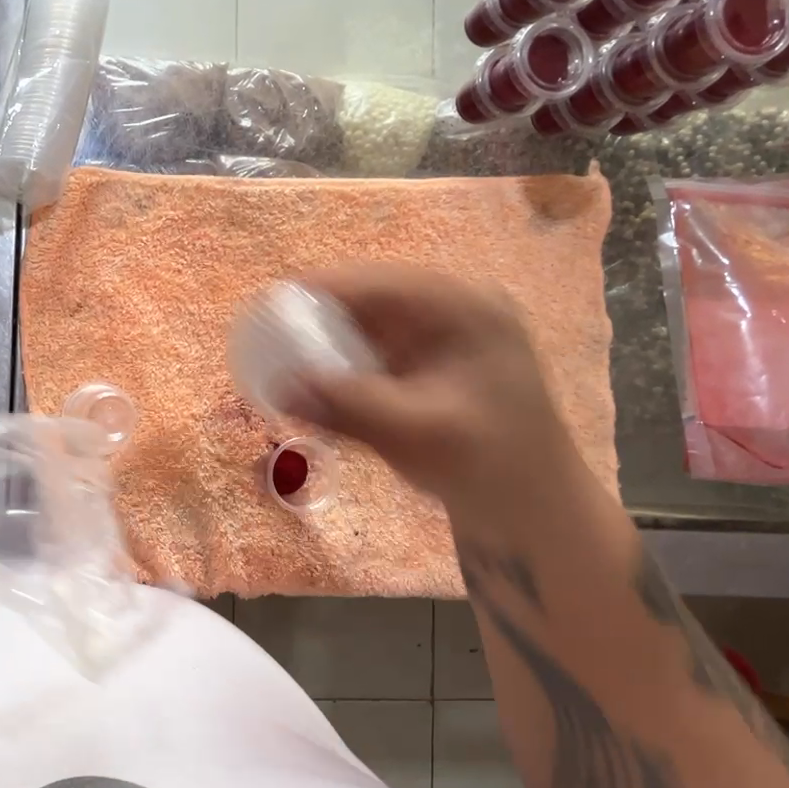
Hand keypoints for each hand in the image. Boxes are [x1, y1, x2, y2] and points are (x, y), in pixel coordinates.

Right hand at [284, 266, 582, 514]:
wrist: (526, 504)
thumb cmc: (485, 464)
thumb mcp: (415, 433)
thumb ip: (347, 406)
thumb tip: (278, 387)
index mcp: (463, 309)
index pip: (378, 283)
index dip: (317, 289)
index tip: (264, 306)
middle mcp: (450, 309)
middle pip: (365, 298)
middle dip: (312, 318)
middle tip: (262, 338)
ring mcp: (436, 334)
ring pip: (361, 322)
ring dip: (320, 341)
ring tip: (274, 357)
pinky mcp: (422, 360)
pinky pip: (366, 347)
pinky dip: (335, 361)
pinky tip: (309, 380)